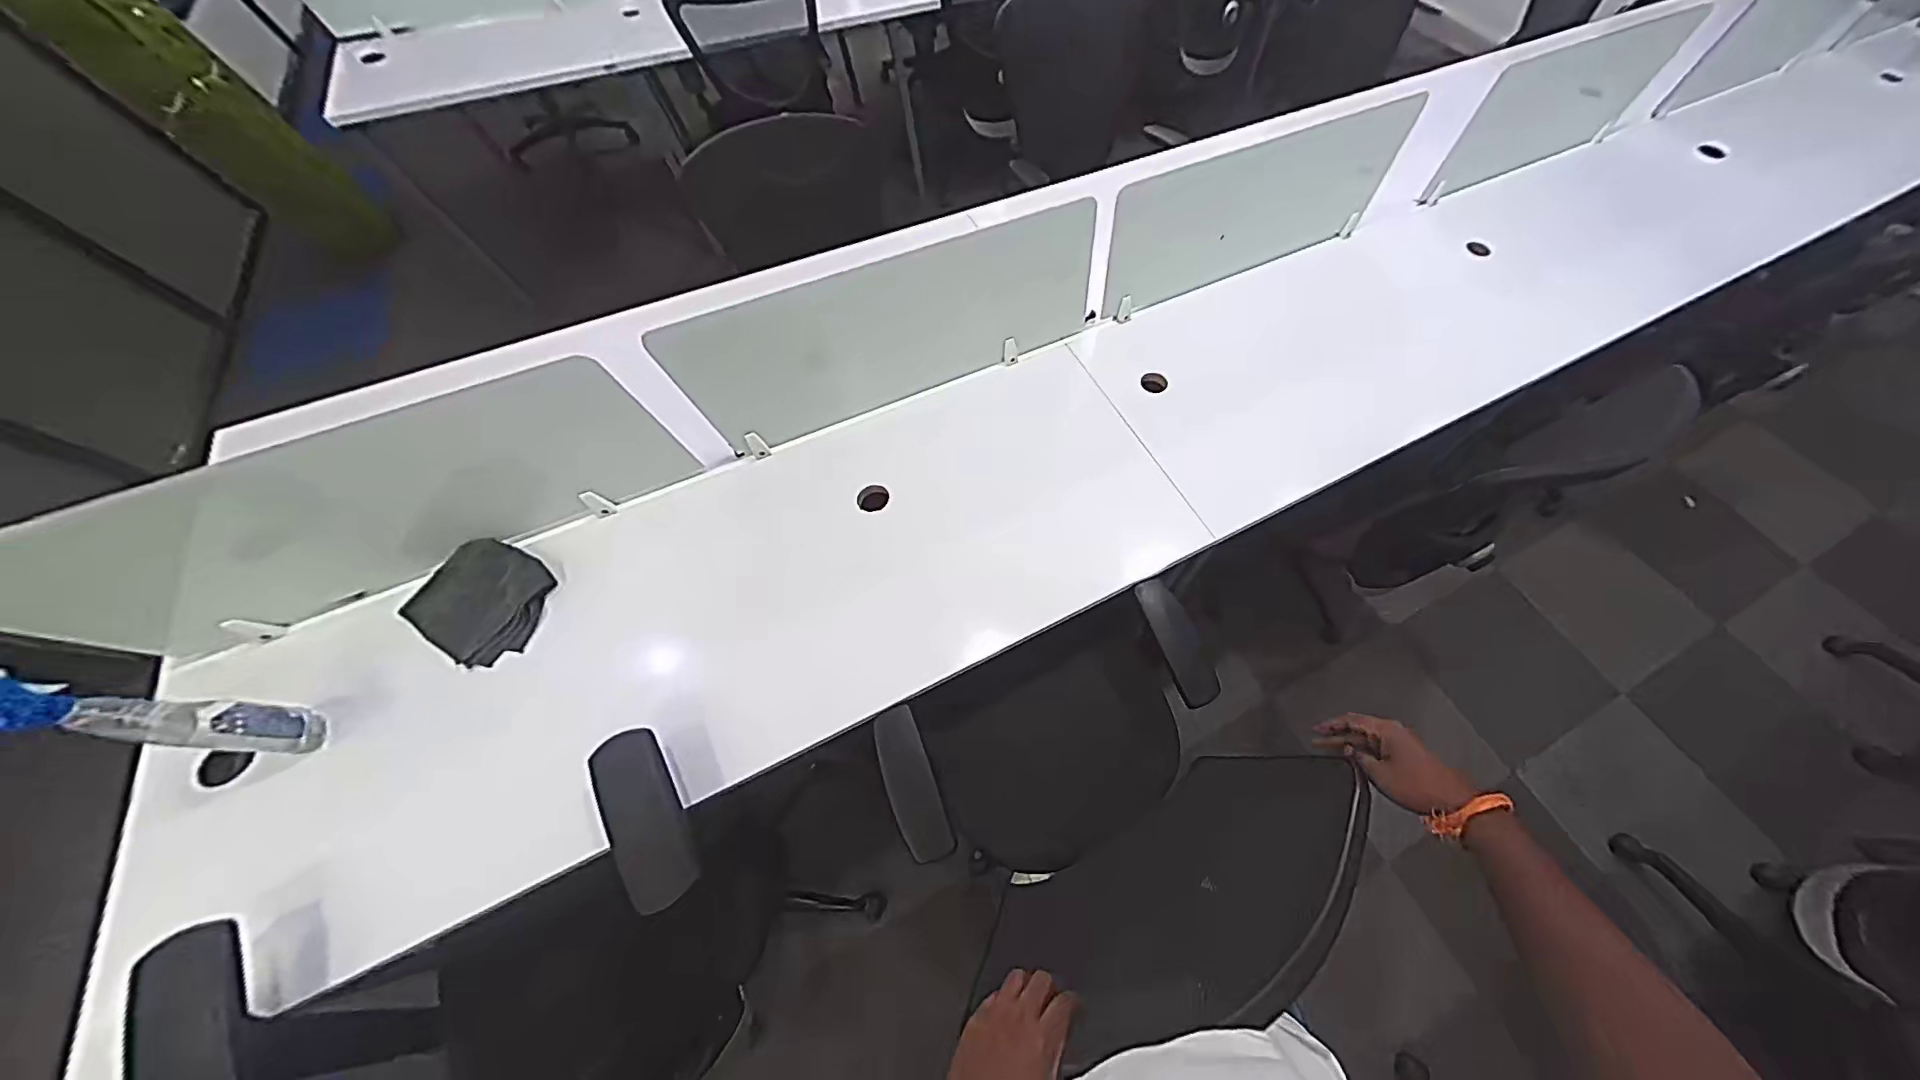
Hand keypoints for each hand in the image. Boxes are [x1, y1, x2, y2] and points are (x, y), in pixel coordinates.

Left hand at [947, 969, 1078, 1079]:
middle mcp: (1020, 1017)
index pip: (1065, 1002)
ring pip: (1016, 977)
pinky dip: (1002, 997)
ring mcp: (995, 1013)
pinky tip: (1004, 1010)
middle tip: (1051, 999)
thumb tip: (1059, 1044)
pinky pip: (993, 993)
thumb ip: (1055, 1052)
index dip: (1073, 1002)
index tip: (1073, 1006)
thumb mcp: (1046, 1078)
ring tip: (1028, 997)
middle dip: (1050, 987)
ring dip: (1025, 985)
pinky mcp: (975, 1017)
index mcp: (1043, 1038)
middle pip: (1041, 979)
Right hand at [1313, 713, 1477, 814]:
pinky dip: (1362, 751)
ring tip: (1328, 750)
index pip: (1352, 720)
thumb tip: (1349, 750)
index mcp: (1387, 730)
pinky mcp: (1405, 755)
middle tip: (1317, 740)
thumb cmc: (1415, 785)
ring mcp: (1401, 743)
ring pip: (1367, 739)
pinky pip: (1377, 748)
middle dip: (1337, 734)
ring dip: (1349, 744)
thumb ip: (1359, 758)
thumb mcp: (1379, 773)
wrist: (1452, 800)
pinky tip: (1351, 758)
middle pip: (1359, 728)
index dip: (1331, 724)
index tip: (1315, 730)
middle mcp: (1394, 732)